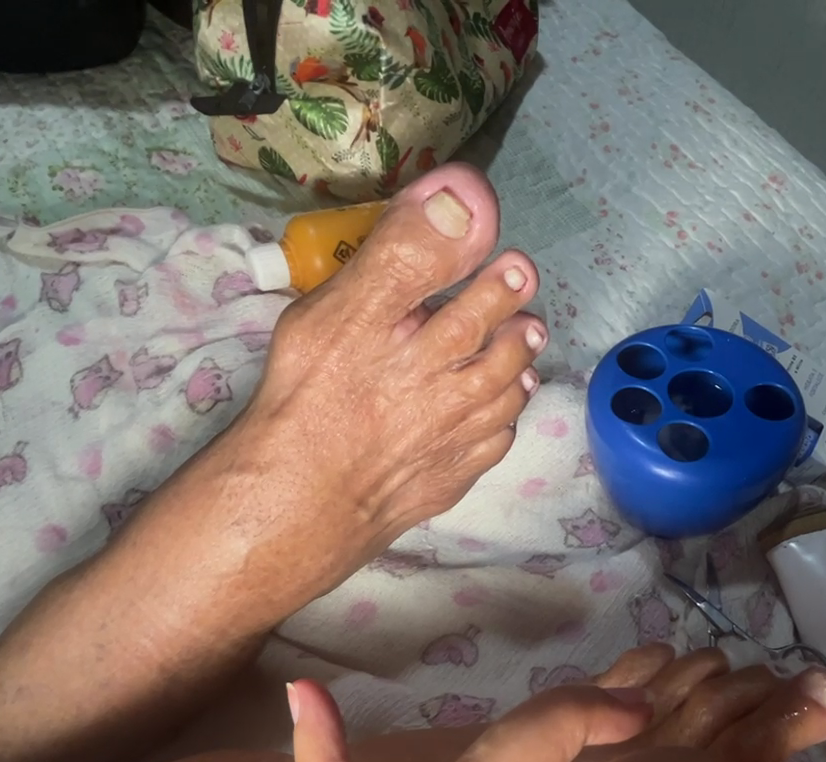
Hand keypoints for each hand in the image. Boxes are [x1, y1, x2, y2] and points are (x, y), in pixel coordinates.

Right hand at [225, 164, 544, 593]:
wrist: (298, 502)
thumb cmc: (303, 398)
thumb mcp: (335, 308)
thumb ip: (401, 252)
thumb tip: (463, 196)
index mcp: (421, 346)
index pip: (473, 304)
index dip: (499, 283)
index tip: (515, 268)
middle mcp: (446, 390)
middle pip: (495, 354)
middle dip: (516, 326)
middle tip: (528, 312)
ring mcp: (451, 442)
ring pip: (501, 400)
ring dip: (519, 373)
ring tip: (527, 352)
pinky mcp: (447, 482)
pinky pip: (490, 449)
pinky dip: (504, 425)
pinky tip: (503, 414)